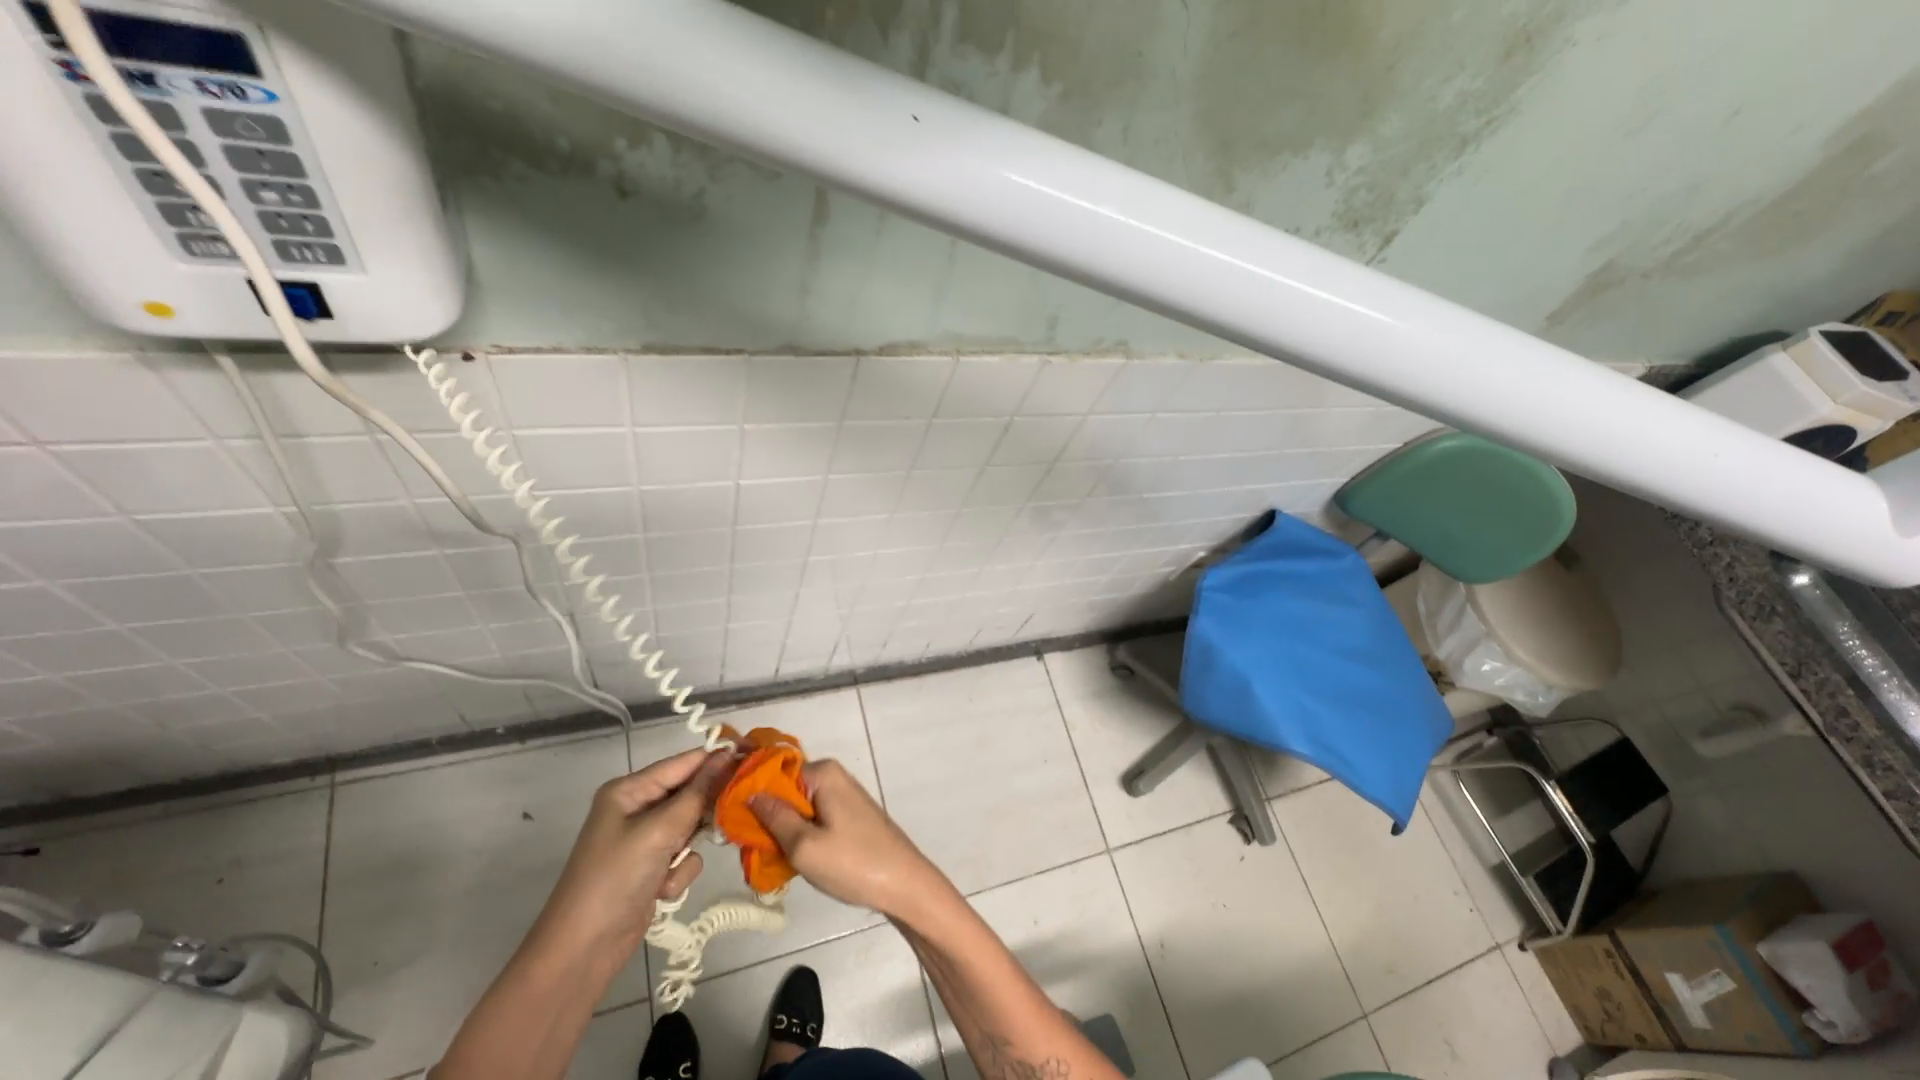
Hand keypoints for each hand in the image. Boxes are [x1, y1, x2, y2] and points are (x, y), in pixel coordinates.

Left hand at [533, 748, 734, 952]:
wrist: (586, 947)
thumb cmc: (616, 878)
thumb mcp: (658, 831)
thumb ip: (696, 794)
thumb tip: (726, 756)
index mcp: (628, 791)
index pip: (683, 764)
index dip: (717, 760)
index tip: (755, 759)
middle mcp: (636, 809)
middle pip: (689, 795)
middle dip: (705, 810)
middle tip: (734, 814)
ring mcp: (644, 841)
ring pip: (691, 828)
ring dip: (687, 849)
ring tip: (672, 866)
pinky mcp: (652, 868)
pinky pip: (684, 858)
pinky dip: (678, 873)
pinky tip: (660, 891)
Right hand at [749, 760, 948, 919]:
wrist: (906, 886)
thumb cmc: (854, 864)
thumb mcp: (804, 845)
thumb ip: (773, 817)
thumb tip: (748, 793)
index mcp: (823, 773)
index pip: (771, 773)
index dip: (748, 796)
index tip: (730, 823)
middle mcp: (833, 776)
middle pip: (784, 790)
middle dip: (765, 817)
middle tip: (750, 850)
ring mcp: (843, 797)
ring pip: (797, 809)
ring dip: (781, 832)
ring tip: (768, 860)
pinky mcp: (849, 817)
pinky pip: (813, 820)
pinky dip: (800, 837)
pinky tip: (791, 861)